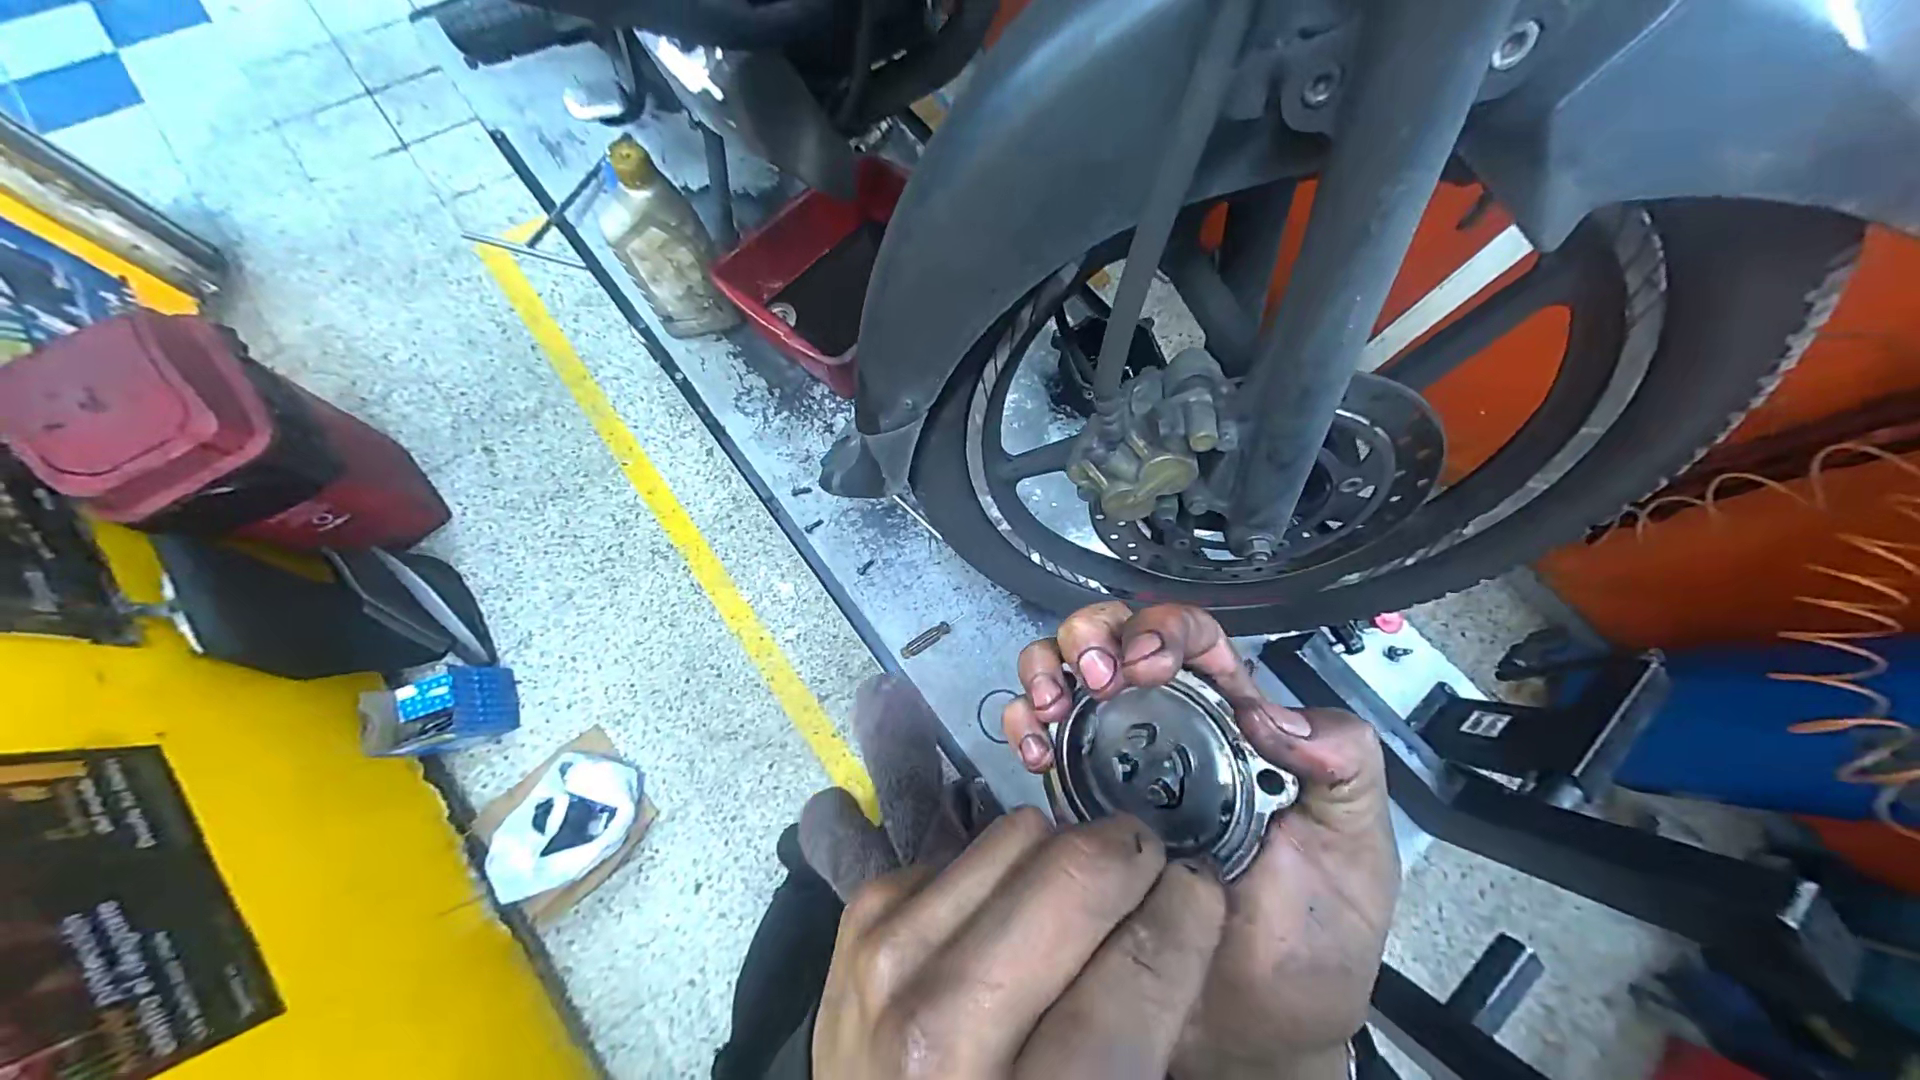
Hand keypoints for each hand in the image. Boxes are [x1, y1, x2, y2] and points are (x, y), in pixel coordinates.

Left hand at [813, 807, 1226, 1079]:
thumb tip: (1184, 904)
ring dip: (1063, 851)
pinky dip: (1000, 866)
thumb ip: (1144, 1025)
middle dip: (1128, 857)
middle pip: (1068, 885)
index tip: (1200, 881)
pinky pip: (963, 848)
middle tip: (1149, 861)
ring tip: (1078, 884)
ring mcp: (889, 961)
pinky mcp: (862, 918)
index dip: (1184, 914)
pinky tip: (1006, 905)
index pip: (1131, 978)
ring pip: (1017, 838)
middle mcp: (940, 1032)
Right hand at [1002, 603, 1398, 1078]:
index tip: (1146, 665)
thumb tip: (1268, 714)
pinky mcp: (1072, 791)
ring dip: (1048, 667)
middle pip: (1117, 634)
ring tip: (1052, 707)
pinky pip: (1038, 730)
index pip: (1194, 636)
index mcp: (1231, 716)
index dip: (1165, 629)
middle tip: (1097, 681)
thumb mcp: (1352, 846)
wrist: (1240, 1023)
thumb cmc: (1304, 935)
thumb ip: (1346, 765)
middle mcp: (1165, 721)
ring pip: (1067, 669)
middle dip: (1095, 636)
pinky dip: (1024, 721)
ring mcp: (1111, 752)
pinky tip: (1035, 751)